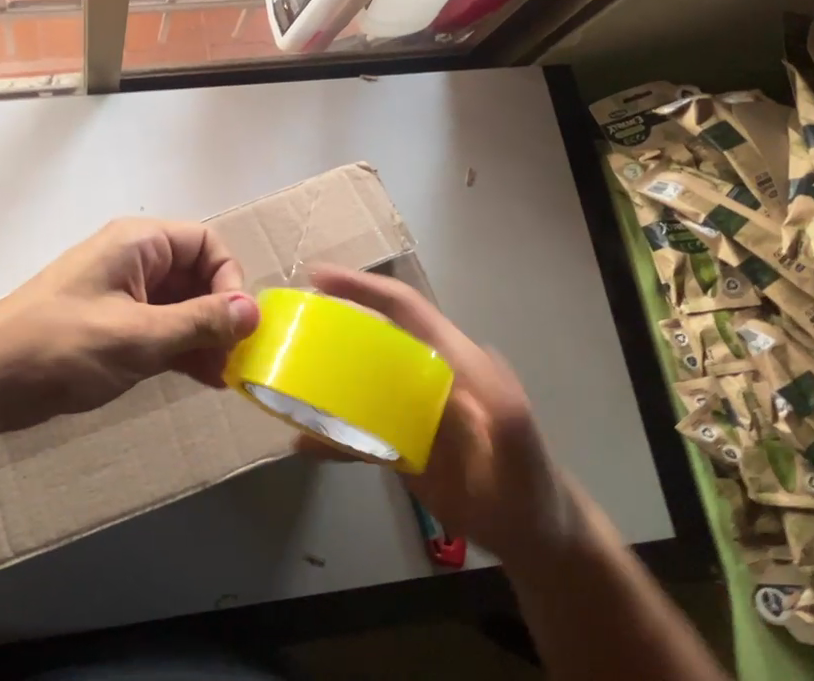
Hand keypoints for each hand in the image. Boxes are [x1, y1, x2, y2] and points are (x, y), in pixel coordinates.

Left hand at [0, 219, 259, 433]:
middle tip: (237, 359)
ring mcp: (120, 294)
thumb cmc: (65, 346)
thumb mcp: (140, 336)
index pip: (205, 244)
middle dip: (220, 314)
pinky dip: (181, 349)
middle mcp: (132, 260)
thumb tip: (253, 311)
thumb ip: (199, 323)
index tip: (237, 325)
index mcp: (138, 243)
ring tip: (225, 377)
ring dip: (204, 336)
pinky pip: (159, 328)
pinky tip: (203, 378)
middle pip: (195, 275)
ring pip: (179, 305)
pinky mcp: (110, 326)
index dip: (229, 280)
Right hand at [302, 266, 580, 567]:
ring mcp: (411, 410)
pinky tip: (301, 444)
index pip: (406, 310)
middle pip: (373, 336)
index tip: (317, 277)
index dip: (365, 288)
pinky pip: (357, 430)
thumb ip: (496, 404)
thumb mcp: (519, 441)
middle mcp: (426, 376)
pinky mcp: (401, 444)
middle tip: (285, 322)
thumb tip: (448, 374)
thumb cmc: (531, 483)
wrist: (534, 535)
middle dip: (331, 322)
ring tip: (280, 373)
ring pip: (358, 380)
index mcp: (455, 362)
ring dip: (322, 375)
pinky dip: (328, 435)